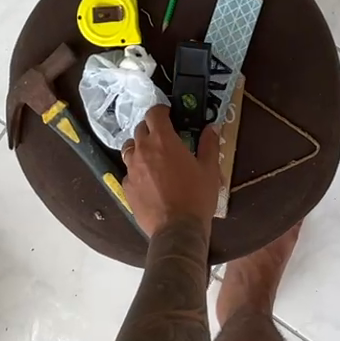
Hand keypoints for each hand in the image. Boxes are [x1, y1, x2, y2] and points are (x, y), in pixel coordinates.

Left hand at [120, 106, 220, 236]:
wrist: (177, 230)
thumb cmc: (196, 196)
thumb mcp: (209, 169)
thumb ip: (209, 144)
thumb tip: (212, 126)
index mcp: (163, 140)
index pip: (154, 113)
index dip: (161, 111)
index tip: (170, 115)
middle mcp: (143, 150)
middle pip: (140, 128)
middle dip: (151, 129)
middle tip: (165, 138)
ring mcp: (131, 169)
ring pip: (130, 148)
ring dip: (140, 147)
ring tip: (153, 157)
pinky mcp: (126, 187)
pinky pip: (128, 171)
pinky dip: (137, 170)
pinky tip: (148, 180)